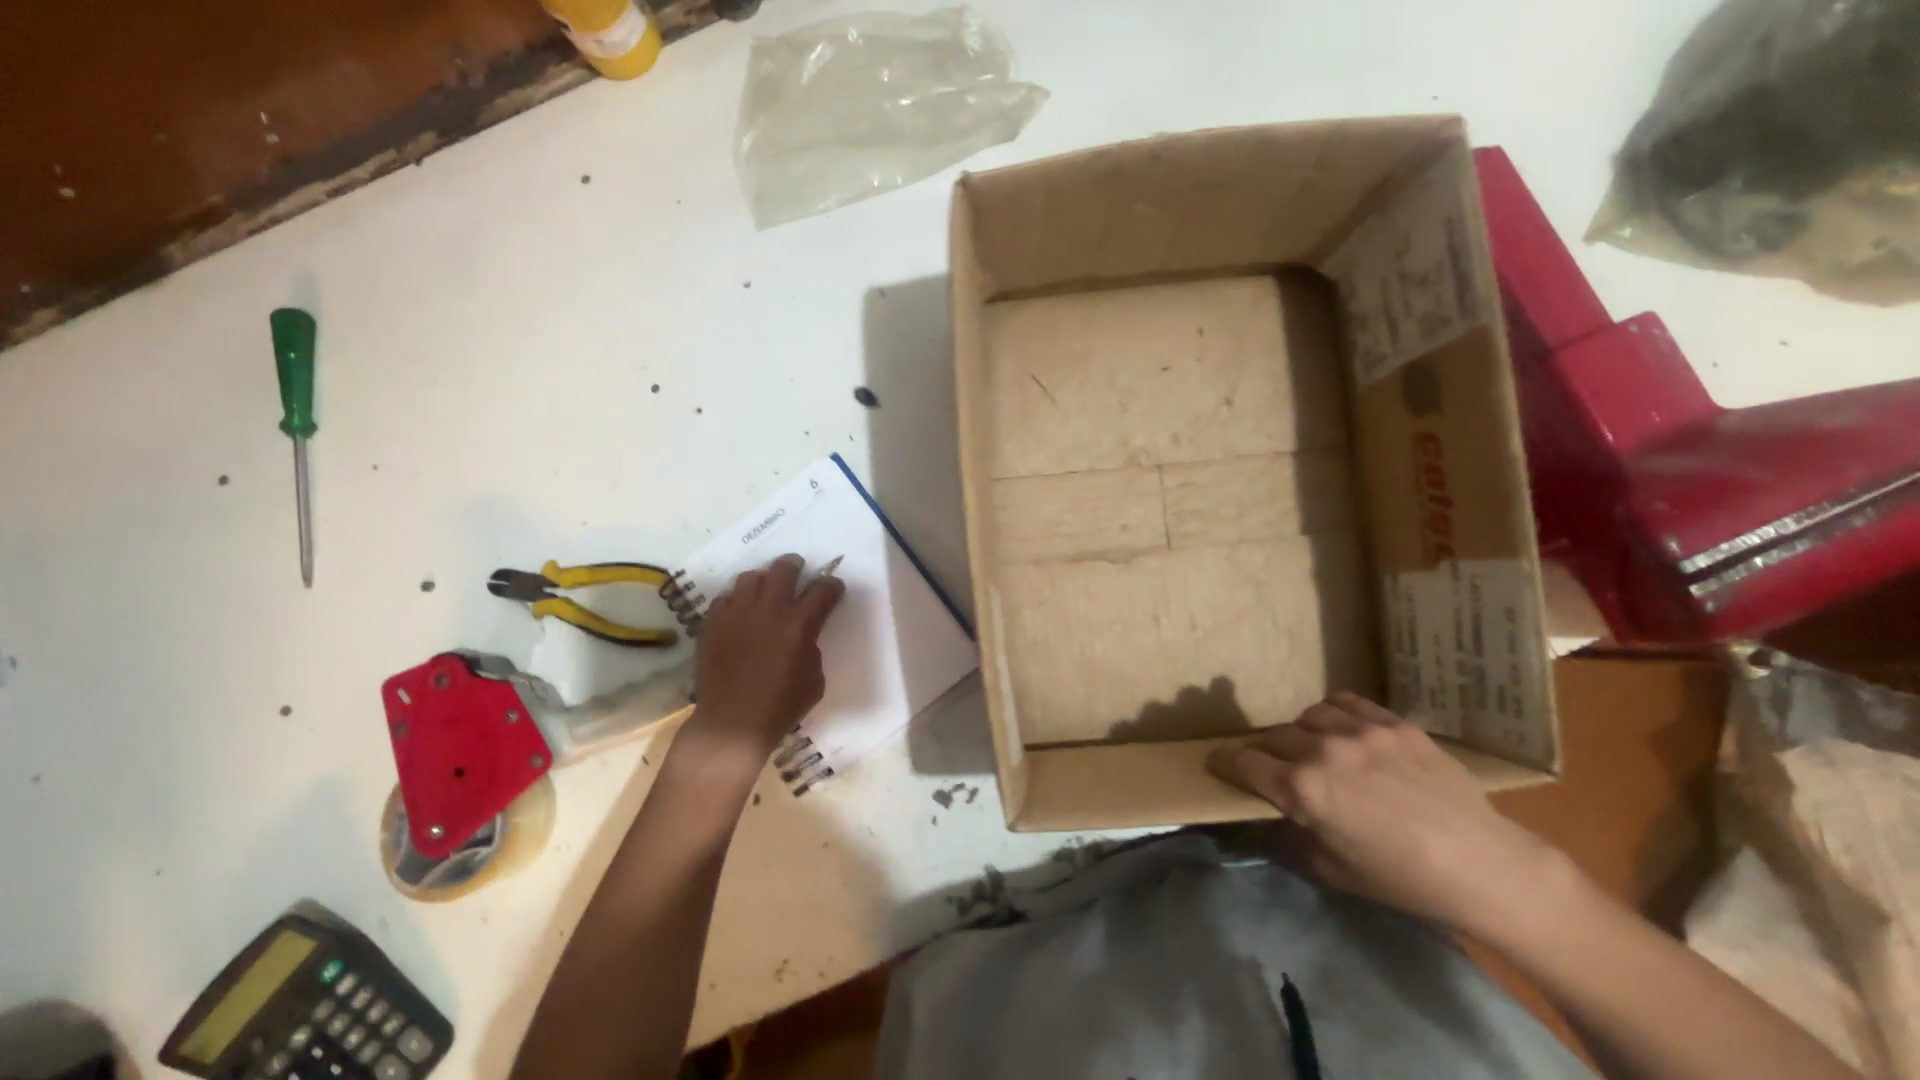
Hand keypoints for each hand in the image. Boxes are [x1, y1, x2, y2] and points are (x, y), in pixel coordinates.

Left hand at [686, 554, 844, 764]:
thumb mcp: (814, 680)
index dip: (832, 586)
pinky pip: (725, 597)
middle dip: (795, 566)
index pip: (823, 590)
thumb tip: (803, 636)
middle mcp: (769, 610)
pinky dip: (736, 601)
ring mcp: (737, 613)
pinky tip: (739, 614)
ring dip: (763, 580)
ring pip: (751, 577)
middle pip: (784, 568)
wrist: (732, 723)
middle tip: (797, 571)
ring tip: (765, 592)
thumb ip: (812, 649)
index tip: (833, 589)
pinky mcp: (713, 623)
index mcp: (799, 625)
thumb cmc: (780, 707)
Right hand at [1207, 692, 1566, 931]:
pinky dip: (1333, 714)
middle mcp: (1323, 750)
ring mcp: (1361, 731)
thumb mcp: (1330, 870)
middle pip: (1273, 737)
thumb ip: (1290, 836)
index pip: (1242, 762)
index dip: (1224, 763)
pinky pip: (1346, 703)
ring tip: (1311, 749)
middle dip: (1264, 753)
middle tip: (1271, 769)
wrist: (1480, 864)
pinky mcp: (1394, 722)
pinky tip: (1342, 731)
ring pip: (1308, 716)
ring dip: (1300, 733)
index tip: (1217, 764)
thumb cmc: (1400, 879)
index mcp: (1302, 789)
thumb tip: (1271, 817)